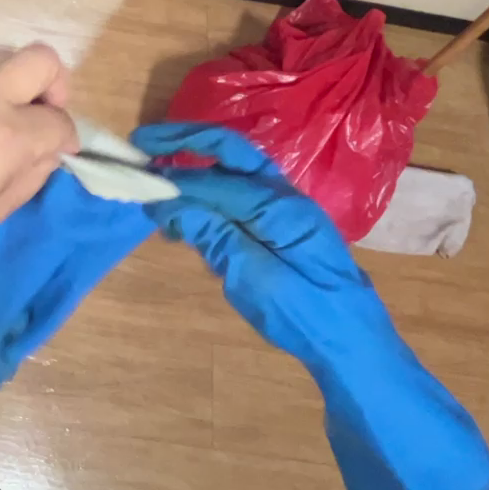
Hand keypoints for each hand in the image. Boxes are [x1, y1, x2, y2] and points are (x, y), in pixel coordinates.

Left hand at [0, 44, 78, 265]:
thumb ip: (33, 174)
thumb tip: (48, 150)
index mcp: (9, 135)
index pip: (60, 120)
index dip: (68, 137)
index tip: (61, 150)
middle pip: (43, 60)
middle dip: (56, 84)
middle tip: (43, 114)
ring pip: (6, 55)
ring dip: (19, 80)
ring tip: (7, 113)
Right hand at [136, 123, 488, 489]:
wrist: (354, 349)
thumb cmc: (306, 316)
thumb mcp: (253, 279)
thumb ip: (211, 234)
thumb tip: (164, 200)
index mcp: (281, 206)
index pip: (215, 181)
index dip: (172, 179)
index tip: (134, 179)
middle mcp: (283, 195)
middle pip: (229, 151)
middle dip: (184, 140)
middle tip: (142, 140)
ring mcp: (284, 208)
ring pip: (233, 169)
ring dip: (194, 163)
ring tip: (157, 173)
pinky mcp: (280, 225)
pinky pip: (237, 193)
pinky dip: (206, 189)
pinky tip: (186, 210)